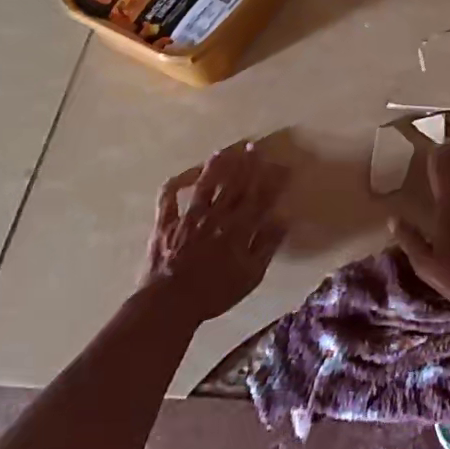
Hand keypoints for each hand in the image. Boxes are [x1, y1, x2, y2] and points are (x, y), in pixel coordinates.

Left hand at [140, 142, 288, 324]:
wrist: (169, 302)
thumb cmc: (214, 293)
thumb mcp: (251, 275)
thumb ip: (267, 245)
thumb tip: (284, 219)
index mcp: (238, 229)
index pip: (260, 198)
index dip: (272, 180)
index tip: (282, 165)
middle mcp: (215, 216)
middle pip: (234, 184)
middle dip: (245, 164)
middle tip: (253, 146)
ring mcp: (188, 216)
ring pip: (205, 184)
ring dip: (216, 166)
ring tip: (224, 150)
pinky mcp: (166, 222)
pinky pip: (170, 197)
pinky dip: (179, 182)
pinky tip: (188, 174)